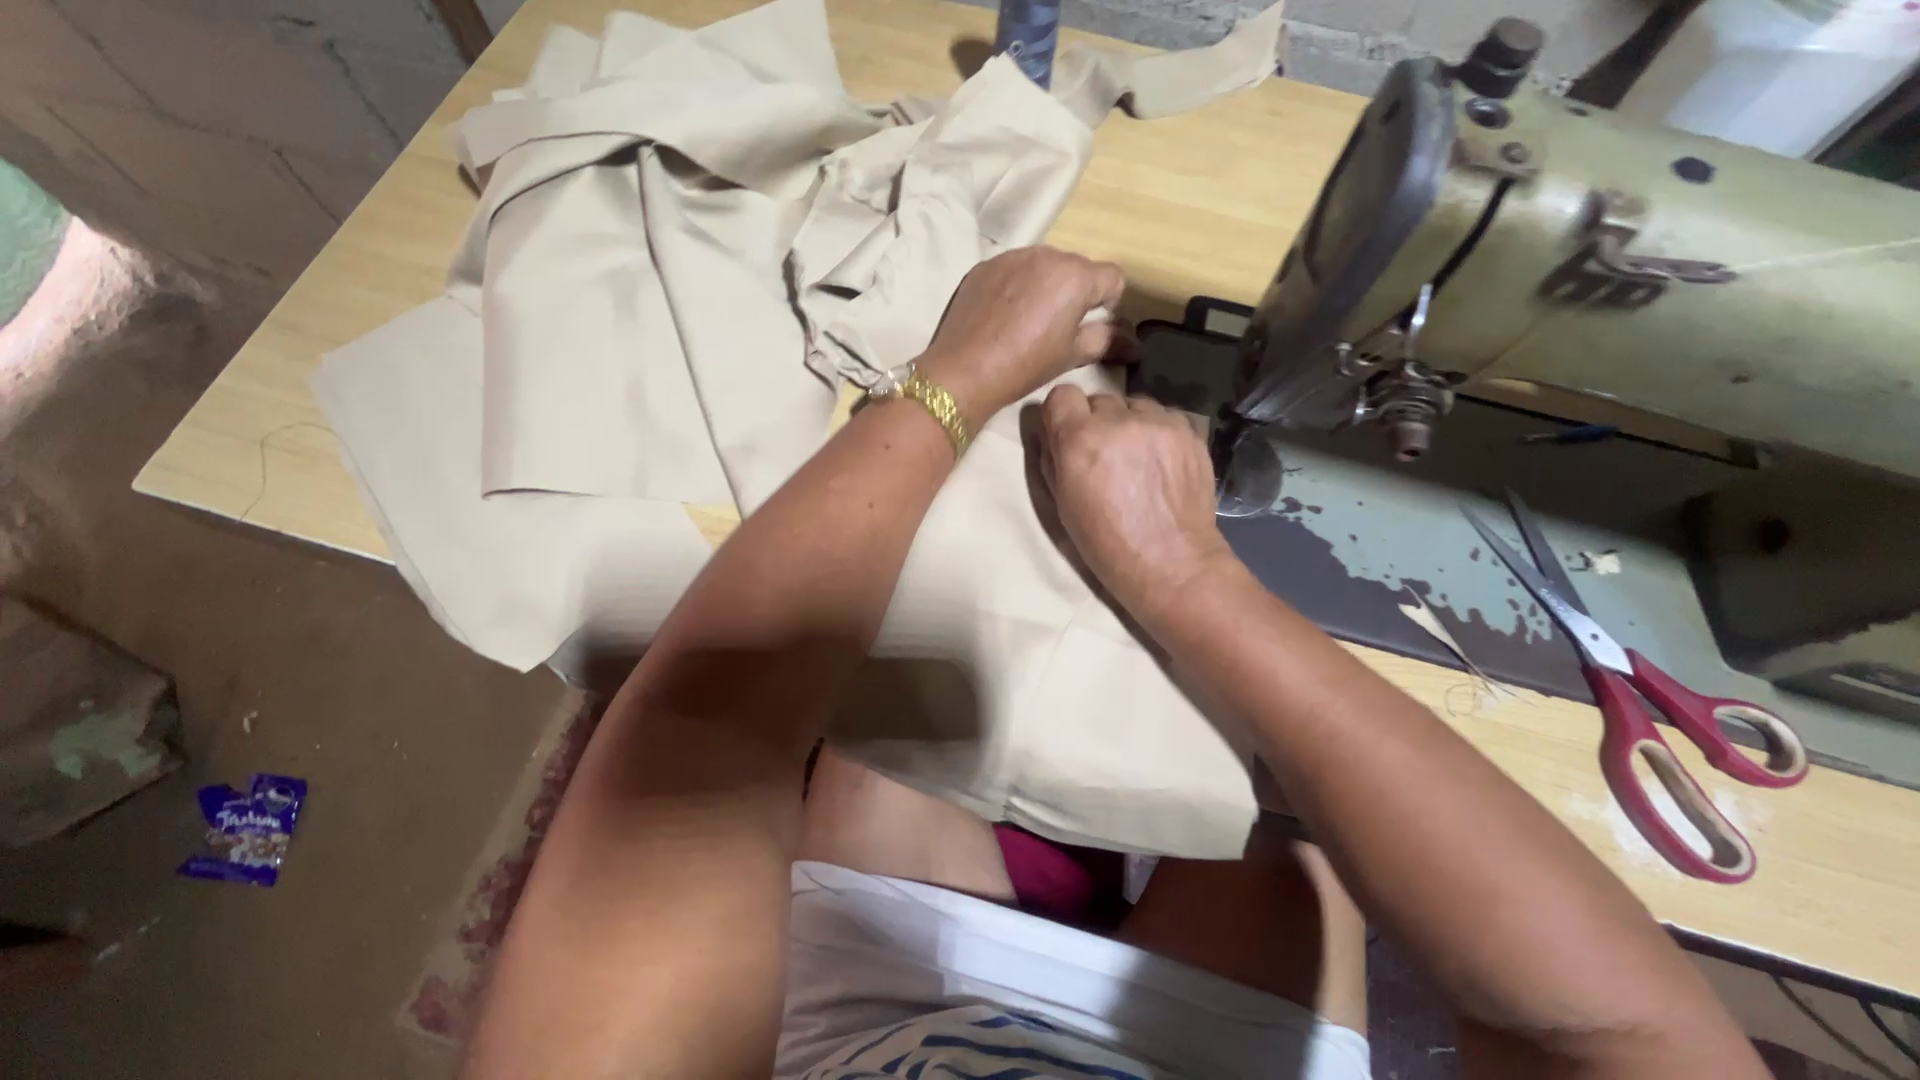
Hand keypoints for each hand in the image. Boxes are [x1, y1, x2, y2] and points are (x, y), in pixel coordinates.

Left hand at [918, 247, 1127, 425]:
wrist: (964, 370)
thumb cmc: (1025, 365)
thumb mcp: (1071, 356)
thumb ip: (1107, 341)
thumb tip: (1134, 344)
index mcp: (1075, 276)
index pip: (1113, 277)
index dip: (1110, 303)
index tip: (1092, 325)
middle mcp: (1047, 255)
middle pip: (1078, 268)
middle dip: (1077, 292)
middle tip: (1060, 327)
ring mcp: (1012, 256)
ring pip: (1045, 265)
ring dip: (1047, 286)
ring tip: (1031, 321)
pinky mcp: (985, 265)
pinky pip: (1015, 269)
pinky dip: (1018, 285)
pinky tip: (1006, 315)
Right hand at [1038, 386, 1238, 619]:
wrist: (1171, 563)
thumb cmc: (1106, 544)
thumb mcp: (1062, 505)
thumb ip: (1053, 459)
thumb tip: (1052, 432)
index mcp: (1079, 441)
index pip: (1062, 394)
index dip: (1063, 414)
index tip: (1068, 434)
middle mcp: (1119, 422)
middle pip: (1099, 399)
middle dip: (1098, 422)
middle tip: (1105, 455)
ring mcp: (1159, 423)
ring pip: (1134, 404)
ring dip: (1130, 423)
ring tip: (1137, 458)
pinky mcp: (1190, 432)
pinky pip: (1165, 416)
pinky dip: (1158, 431)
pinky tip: (1161, 461)